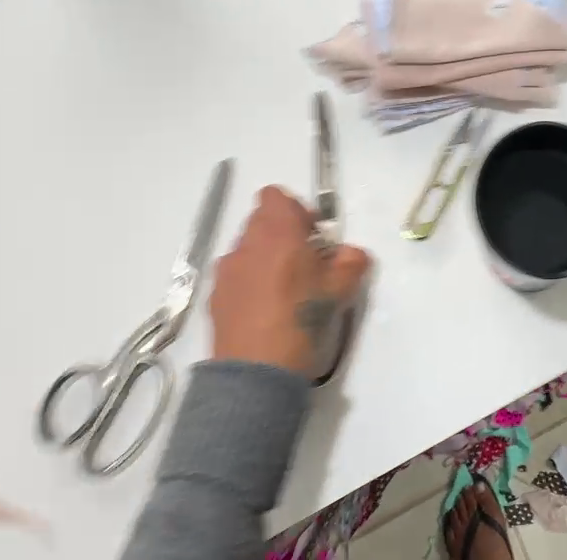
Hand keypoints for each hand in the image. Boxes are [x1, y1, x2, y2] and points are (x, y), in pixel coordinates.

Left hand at [209, 186, 371, 375]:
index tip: (311, 235)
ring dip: (264, 258)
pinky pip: (235, 275)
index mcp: (278, 232)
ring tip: (282, 290)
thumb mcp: (340, 290)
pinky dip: (249, 282)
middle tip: (304, 263)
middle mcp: (247, 243)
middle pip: (261, 220)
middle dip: (282, 234)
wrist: (256, 372)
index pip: (275, 196)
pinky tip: (263, 310)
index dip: (295, 209)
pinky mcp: (215, 296)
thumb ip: (351, 261)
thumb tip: (351, 253)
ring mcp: (227, 270)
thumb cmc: (303, 319)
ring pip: (247, 248)